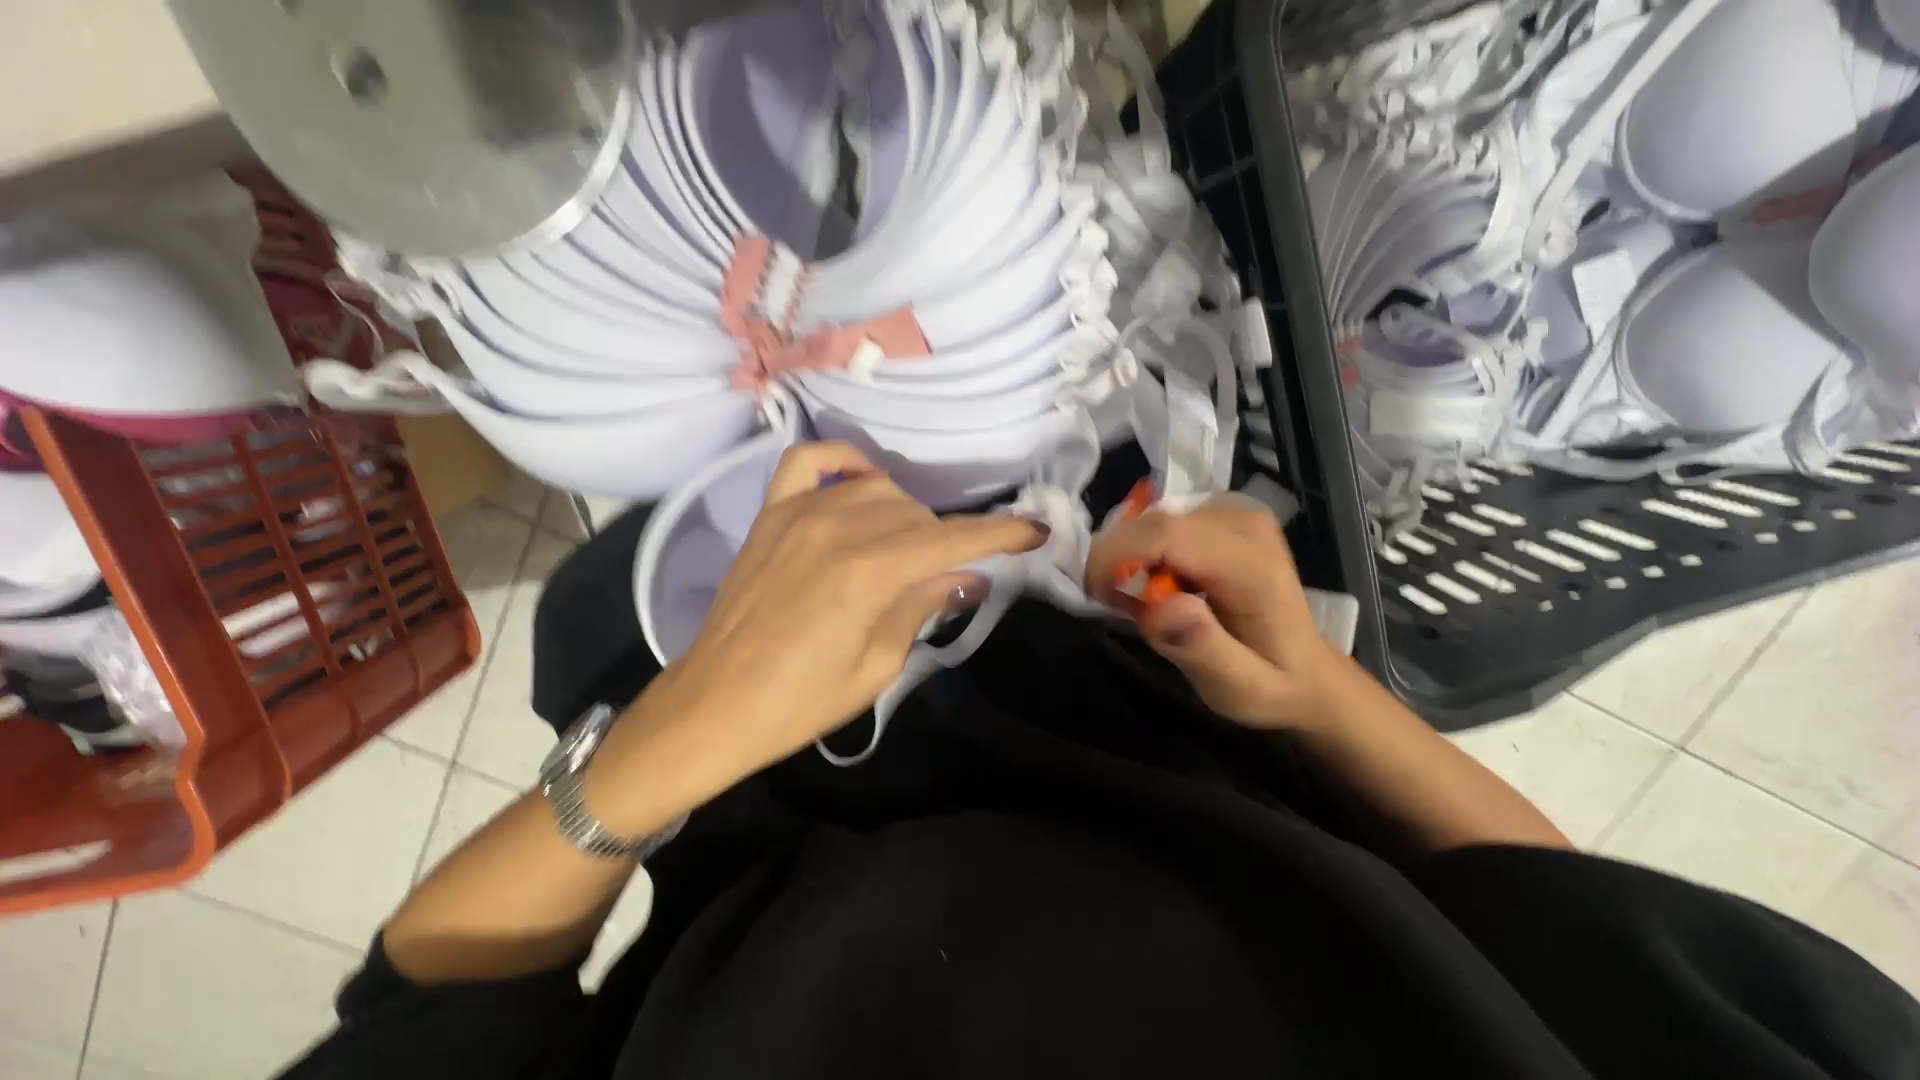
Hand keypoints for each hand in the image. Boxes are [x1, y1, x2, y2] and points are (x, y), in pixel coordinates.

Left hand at [614, 442, 1044, 789]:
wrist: (715, 704)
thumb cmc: (802, 701)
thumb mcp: (878, 666)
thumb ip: (922, 607)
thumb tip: (966, 576)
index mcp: (869, 572)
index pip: (952, 539)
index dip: (1000, 534)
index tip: (1033, 532)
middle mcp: (838, 528)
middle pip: (917, 514)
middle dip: (944, 542)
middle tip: (944, 578)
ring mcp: (799, 513)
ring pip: (877, 488)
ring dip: (903, 515)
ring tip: (901, 550)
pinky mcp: (770, 514)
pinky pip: (809, 461)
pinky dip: (843, 462)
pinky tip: (861, 482)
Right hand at [1086, 494, 1343, 729]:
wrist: (1310, 670)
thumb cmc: (1272, 684)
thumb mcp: (1239, 689)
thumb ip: (1202, 650)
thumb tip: (1164, 607)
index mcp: (1253, 567)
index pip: (1166, 535)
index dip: (1118, 557)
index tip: (1100, 598)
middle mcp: (1246, 525)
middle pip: (1154, 522)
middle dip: (1120, 562)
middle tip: (1122, 609)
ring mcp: (1236, 513)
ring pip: (1153, 520)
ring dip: (1132, 559)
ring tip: (1145, 603)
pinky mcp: (1223, 514)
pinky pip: (1164, 522)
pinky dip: (1148, 552)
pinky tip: (1162, 584)